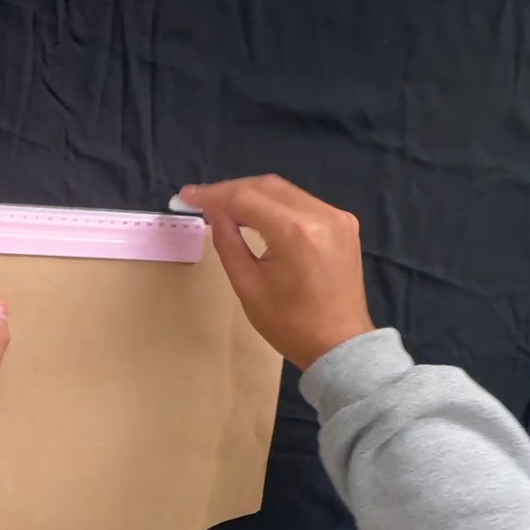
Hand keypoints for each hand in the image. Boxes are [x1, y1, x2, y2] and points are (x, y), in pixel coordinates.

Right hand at [178, 175, 374, 369]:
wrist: (339, 343)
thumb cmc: (288, 324)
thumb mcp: (247, 286)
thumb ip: (228, 243)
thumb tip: (215, 213)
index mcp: (295, 232)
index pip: (245, 199)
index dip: (212, 194)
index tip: (186, 196)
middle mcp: (320, 214)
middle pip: (266, 186)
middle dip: (230, 190)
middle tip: (200, 199)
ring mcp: (337, 216)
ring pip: (285, 191)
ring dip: (252, 195)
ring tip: (223, 206)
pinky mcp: (343, 223)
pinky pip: (302, 203)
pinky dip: (274, 204)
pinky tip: (256, 215)